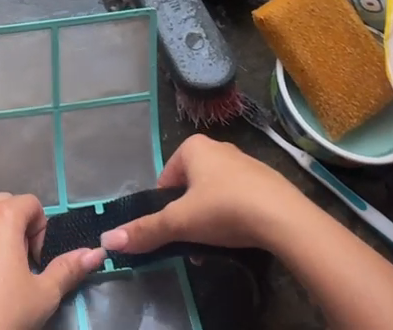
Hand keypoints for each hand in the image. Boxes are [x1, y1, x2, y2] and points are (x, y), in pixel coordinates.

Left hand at [0, 193, 103, 329]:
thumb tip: (96, 253)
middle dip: (18, 227)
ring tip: (0, 272)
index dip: (41, 230)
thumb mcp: (44, 293)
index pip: (31, 204)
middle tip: (23, 264)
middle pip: (5, 205)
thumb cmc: (6, 313)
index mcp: (2, 216)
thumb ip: (69, 268)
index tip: (38, 260)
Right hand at [101, 134, 304, 254]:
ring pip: (214, 193)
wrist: (284, 218)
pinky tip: (240, 236)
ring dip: (209, 218)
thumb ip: (146, 230)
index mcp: (193, 147)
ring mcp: (244, 162)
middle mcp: (217, 147)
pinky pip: (238, 198)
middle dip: (188, 216)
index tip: (174, 231)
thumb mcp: (180, 222)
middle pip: (190, 187)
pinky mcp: (265, 181)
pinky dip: (233, 216)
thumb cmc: (225, 209)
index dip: (164, 208)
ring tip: (216, 245)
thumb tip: (108, 239)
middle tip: (193, 241)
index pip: (165, 178)